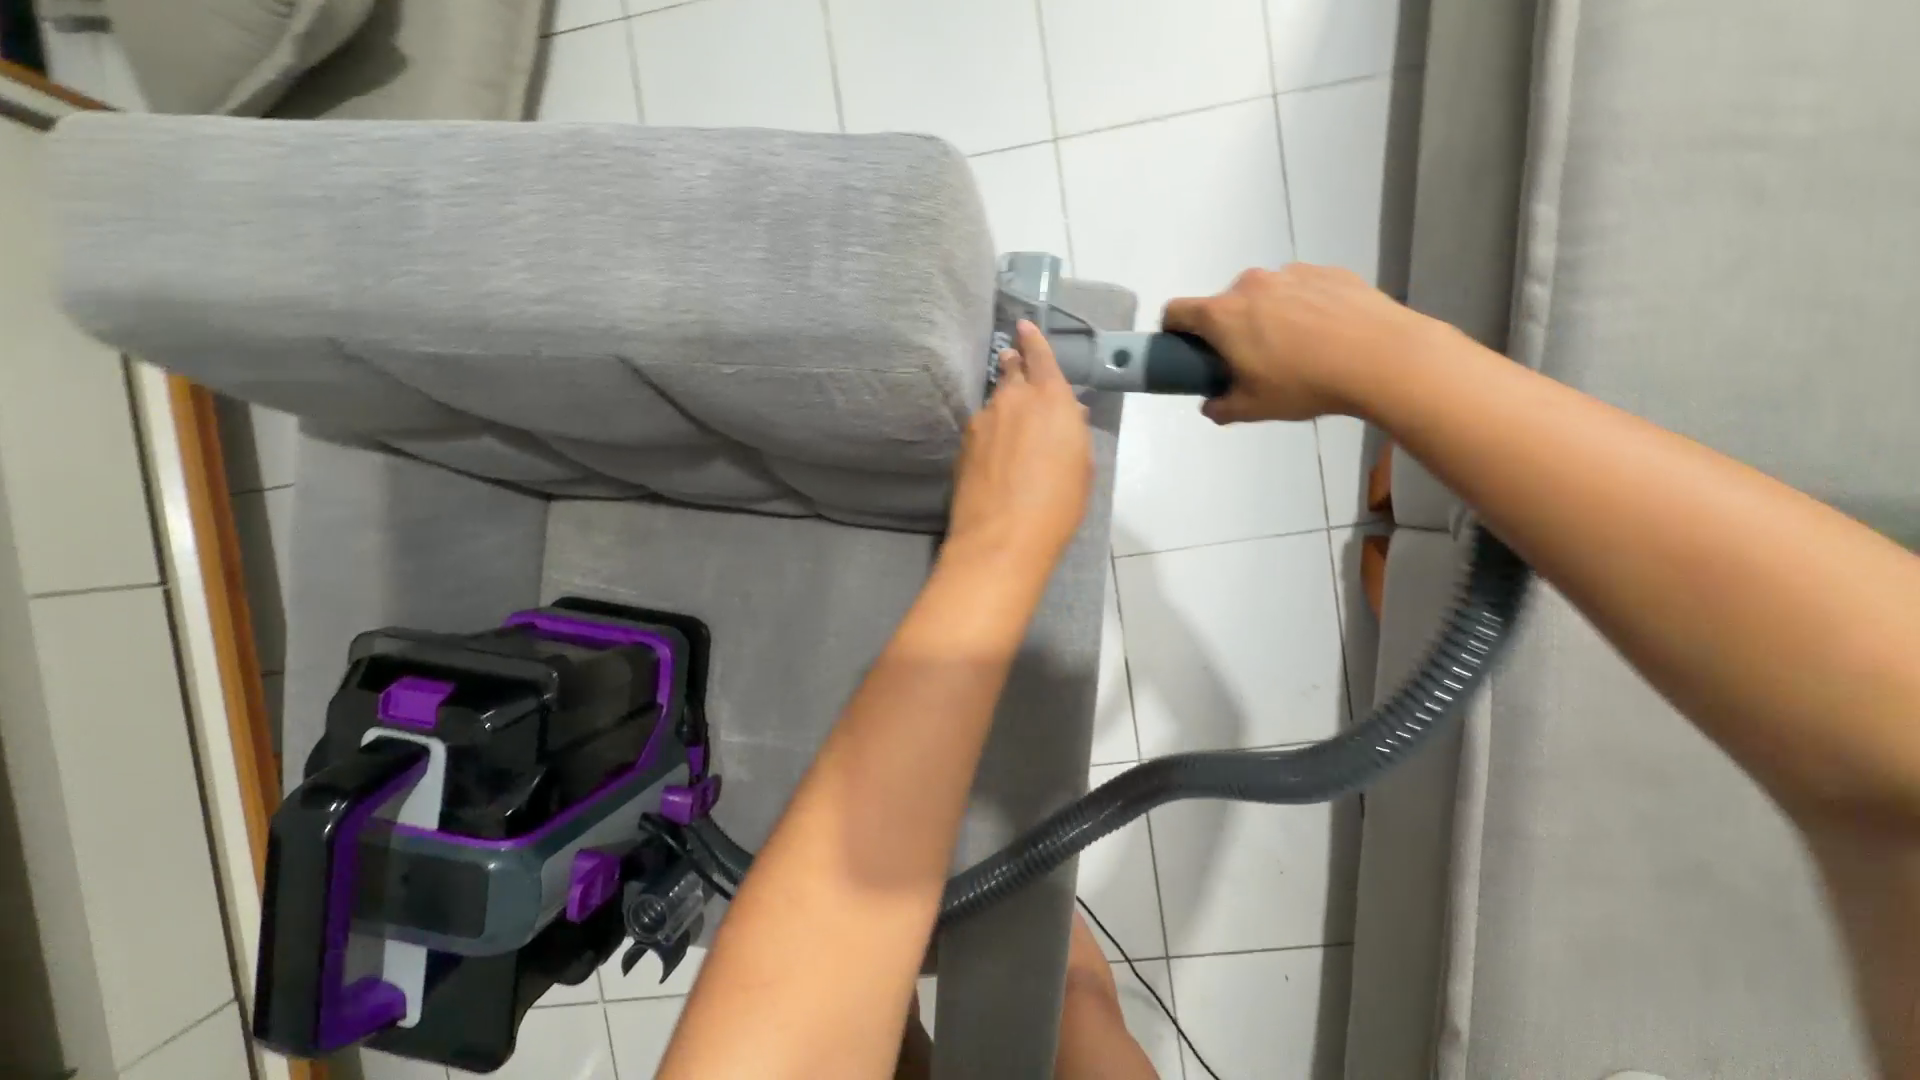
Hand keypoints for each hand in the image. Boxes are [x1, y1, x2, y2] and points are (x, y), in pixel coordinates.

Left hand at [947, 320, 1092, 565]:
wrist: (1002, 538)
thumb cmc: (1058, 504)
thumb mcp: (1082, 465)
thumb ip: (1073, 430)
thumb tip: (1067, 413)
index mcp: (1050, 399)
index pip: (1039, 355)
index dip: (1032, 339)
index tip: (1024, 325)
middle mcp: (1012, 400)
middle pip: (1010, 371)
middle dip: (1014, 364)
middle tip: (1013, 362)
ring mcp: (982, 421)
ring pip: (994, 402)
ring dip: (1003, 405)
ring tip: (1010, 422)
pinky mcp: (963, 445)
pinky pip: (981, 428)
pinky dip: (990, 431)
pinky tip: (995, 453)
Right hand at [1163, 263, 1433, 423]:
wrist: (1383, 357)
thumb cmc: (1305, 384)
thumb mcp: (1254, 408)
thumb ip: (1222, 407)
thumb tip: (1212, 405)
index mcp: (1222, 315)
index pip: (1176, 311)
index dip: (1174, 331)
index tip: (1187, 352)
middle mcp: (1251, 284)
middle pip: (1223, 304)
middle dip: (1227, 328)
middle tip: (1249, 360)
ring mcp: (1291, 273)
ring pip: (1264, 295)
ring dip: (1266, 316)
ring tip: (1296, 348)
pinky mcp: (1328, 271)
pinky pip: (1301, 289)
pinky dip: (1303, 307)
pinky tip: (1326, 334)